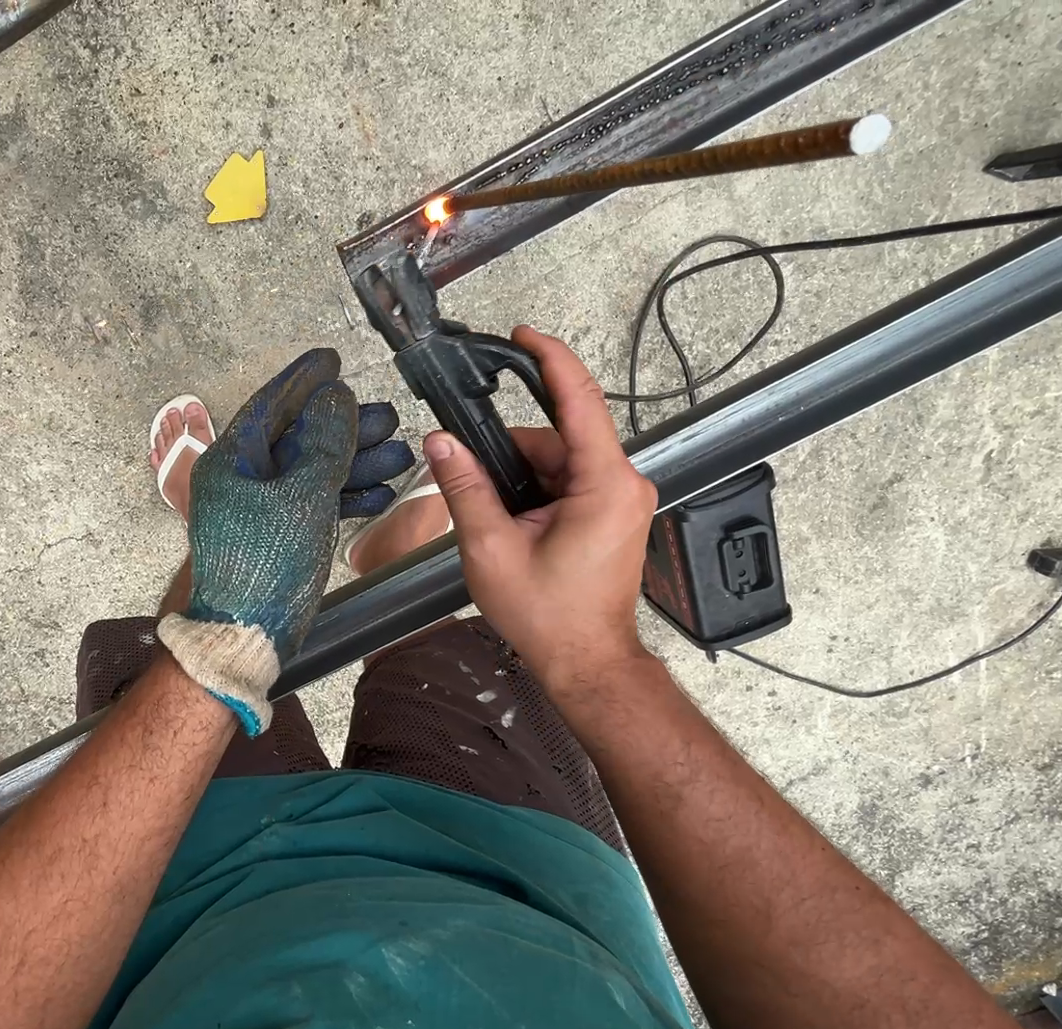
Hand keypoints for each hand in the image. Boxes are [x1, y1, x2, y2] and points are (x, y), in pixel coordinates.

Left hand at [159, 348, 360, 733]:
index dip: (305, 379)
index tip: (332, 359)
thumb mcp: (302, 495)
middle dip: (344, 427)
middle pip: (297, 438)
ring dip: (353, 462)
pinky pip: (310, 503)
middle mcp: (241, 478)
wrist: (244, 635)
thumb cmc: (266, 562)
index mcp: (234, 460)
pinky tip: (380, 494)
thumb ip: (322, 443)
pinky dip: (342, 497)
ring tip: (398, 453)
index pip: (272, 405)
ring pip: (310, 472)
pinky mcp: (274, 536)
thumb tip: (333, 397)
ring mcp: (258, 509)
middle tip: (387, 416)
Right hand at [422, 327, 657, 690]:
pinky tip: (511, 527)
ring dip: (515, 481)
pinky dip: (530, 493)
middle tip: (471, 489)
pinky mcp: (609, 512)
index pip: (579, 401)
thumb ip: (464, 487)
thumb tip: (440, 443)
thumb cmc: (549, 615)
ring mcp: (617, 498)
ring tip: (496, 528)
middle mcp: (621, 484)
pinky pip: (563, 481)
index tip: (524, 336)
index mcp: (603, 485)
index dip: (550, 360)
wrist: (585, 660)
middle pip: (553, 438)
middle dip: (505, 457)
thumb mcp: (490, 547)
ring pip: (553, 461)